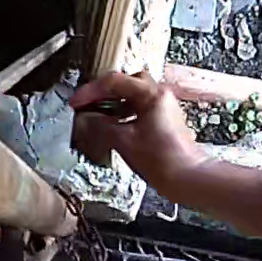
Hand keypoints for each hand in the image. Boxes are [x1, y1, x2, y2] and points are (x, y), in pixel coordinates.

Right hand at [69, 71, 206, 189]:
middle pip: (125, 84)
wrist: (187, 178)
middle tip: (85, 104)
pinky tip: (111, 126)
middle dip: (102, 92)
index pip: (114, 82)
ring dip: (112, 103)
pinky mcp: (163, 121)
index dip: (90, 92)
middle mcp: (160, 96)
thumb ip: (100, 126)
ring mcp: (163, 108)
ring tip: (94, 115)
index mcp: (152, 94)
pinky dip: (122, 114)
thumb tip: (84, 118)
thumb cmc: (162, 160)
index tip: (75, 103)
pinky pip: (138, 110)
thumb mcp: (123, 141)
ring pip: (132, 97)